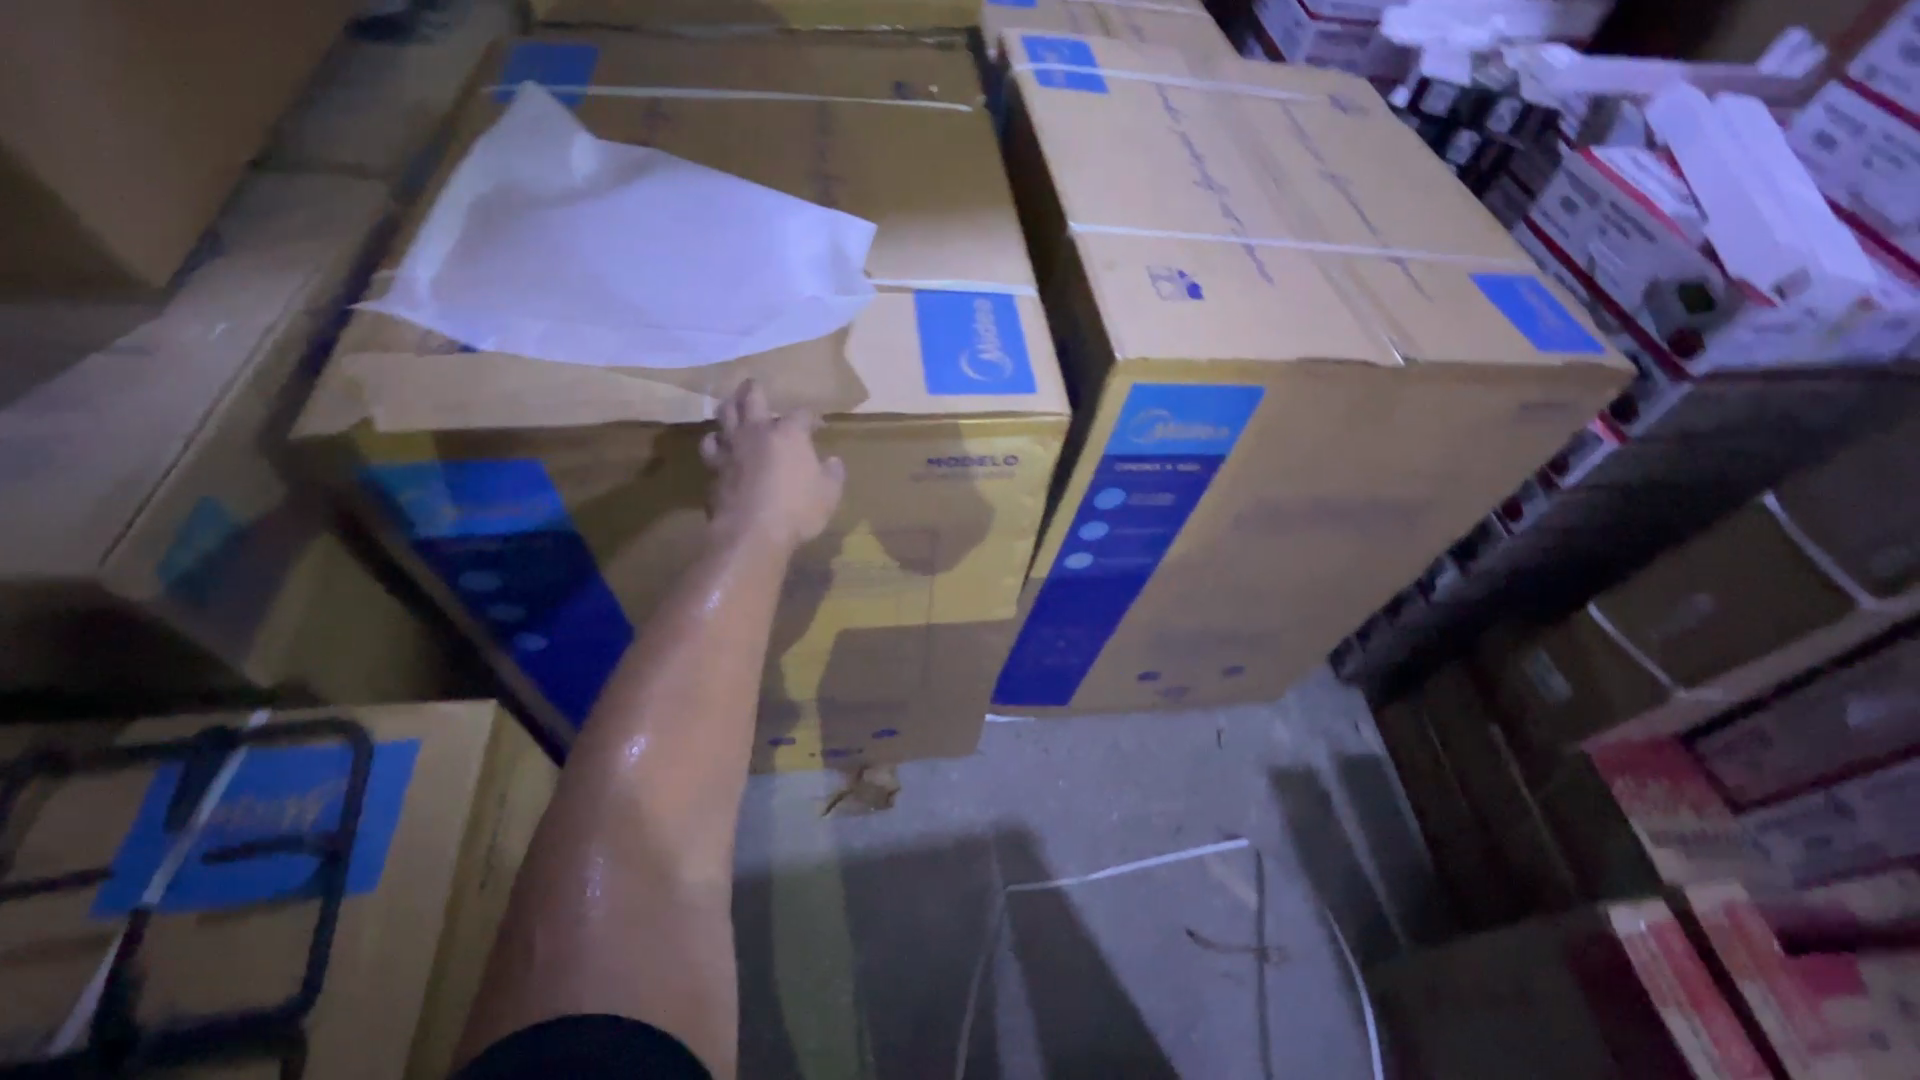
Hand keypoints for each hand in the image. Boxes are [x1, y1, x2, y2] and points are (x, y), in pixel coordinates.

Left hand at [700, 380, 844, 552]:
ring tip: (729, 406)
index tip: (816, 424)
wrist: (751, 533)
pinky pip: (710, 447)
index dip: (811, 416)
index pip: (802, 414)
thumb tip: (833, 462)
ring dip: (728, 408)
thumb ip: (832, 474)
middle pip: (751, 398)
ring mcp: (731, 448)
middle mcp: (757, 432)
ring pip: (724, 416)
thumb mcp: (829, 494)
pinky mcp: (714, 468)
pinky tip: (716, 444)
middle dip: (754, 389)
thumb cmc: (798, 510)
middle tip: (753, 383)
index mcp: (789, 434)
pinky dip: (714, 442)